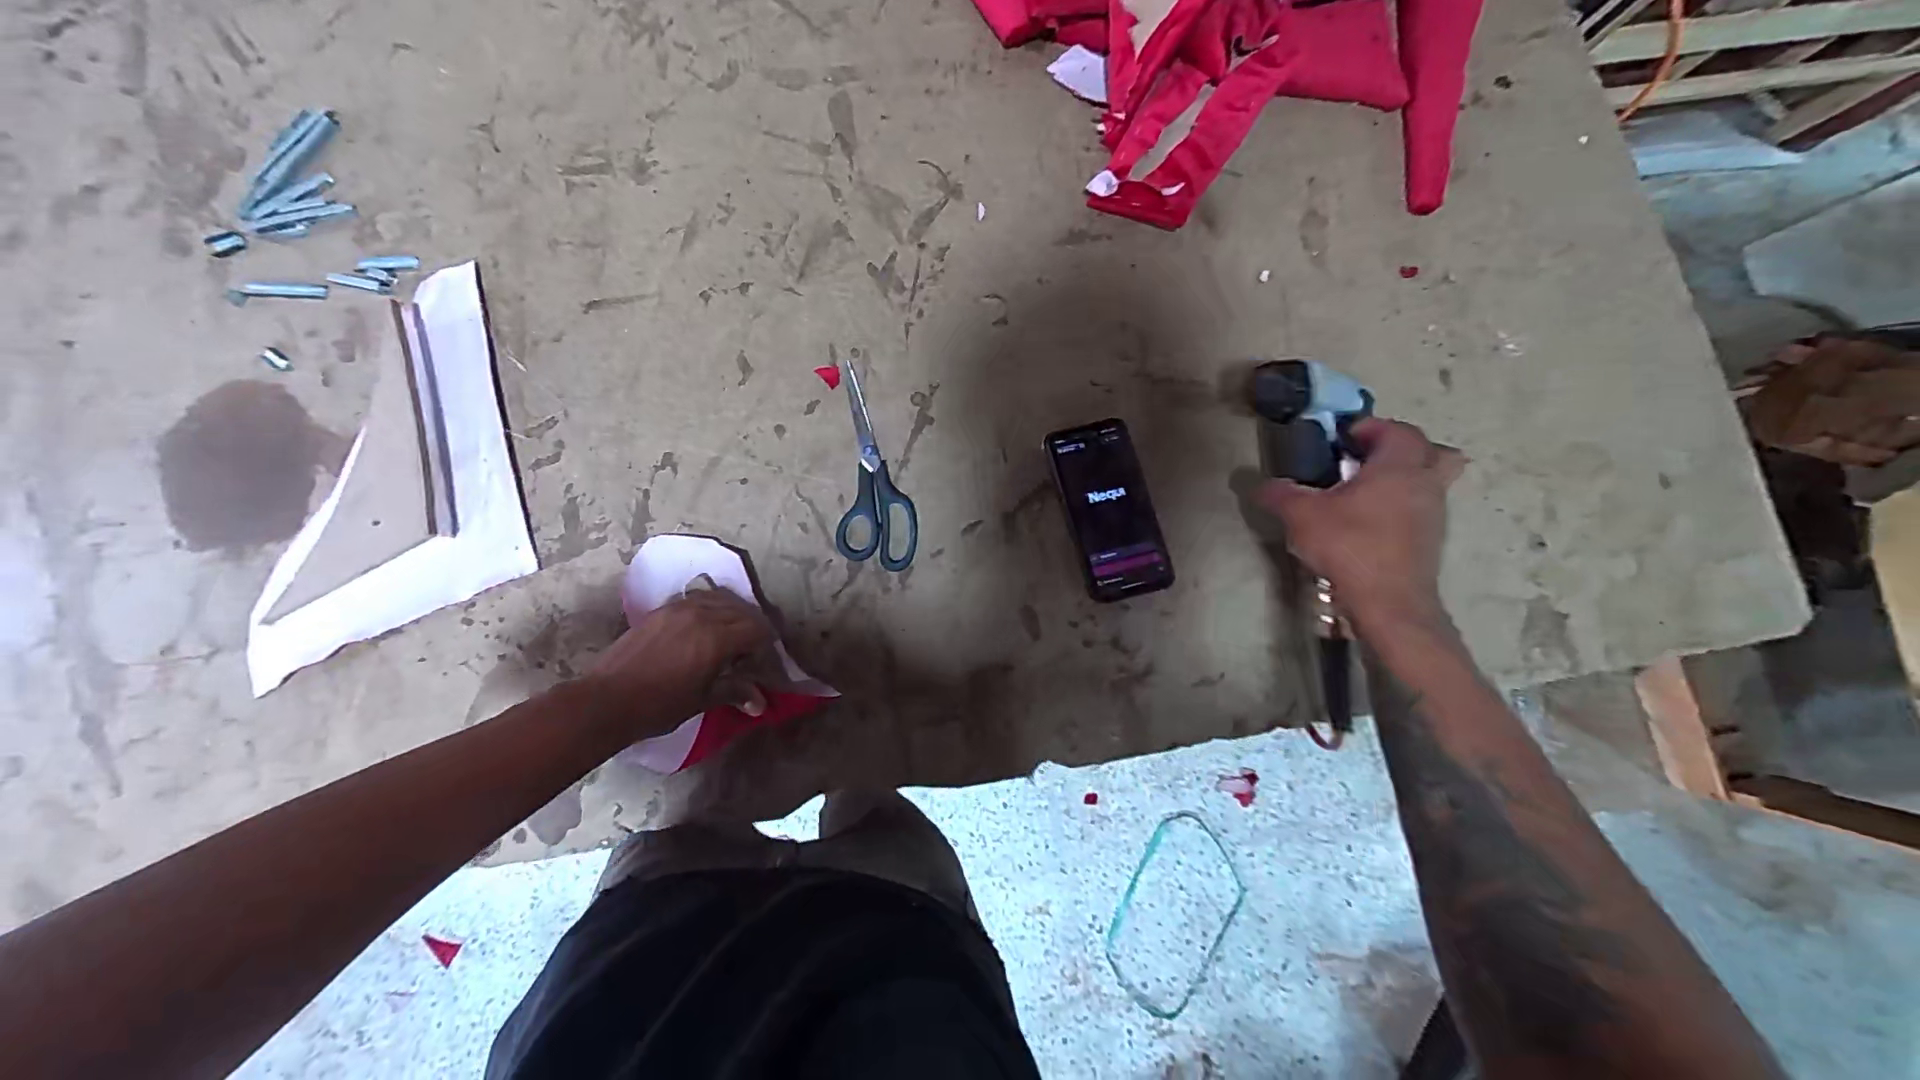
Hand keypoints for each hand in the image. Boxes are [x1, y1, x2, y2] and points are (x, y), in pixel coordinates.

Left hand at [580, 584, 778, 736]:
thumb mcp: (702, 700)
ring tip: (729, 636)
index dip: (765, 645)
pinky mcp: (661, 610)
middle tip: (749, 652)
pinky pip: (697, 600)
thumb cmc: (658, 706)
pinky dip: (710, 609)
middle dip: (752, 629)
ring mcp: (679, 608)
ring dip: (732, 615)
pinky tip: (704, 628)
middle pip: (742, 611)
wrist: (605, 701)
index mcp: (716, 638)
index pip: (757, 629)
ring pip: (720, 600)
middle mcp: (701, 615)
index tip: (760, 662)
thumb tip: (761, 703)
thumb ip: (735, 692)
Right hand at [1253, 417, 1464, 635]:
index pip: (1398, 430)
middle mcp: (1425, 484)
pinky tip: (1369, 524)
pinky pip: (1421, 510)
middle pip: (1433, 452)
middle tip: (1368, 459)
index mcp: (1399, 467)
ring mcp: (1433, 514)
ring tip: (1363, 494)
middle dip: (1402, 449)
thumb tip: (1261, 485)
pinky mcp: (1430, 541)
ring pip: (1429, 482)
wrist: (1388, 601)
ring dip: (1403, 480)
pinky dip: (1401, 507)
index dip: (1372, 427)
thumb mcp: (1302, 516)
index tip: (1344, 438)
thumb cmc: (1349, 546)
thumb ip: (1281, 494)